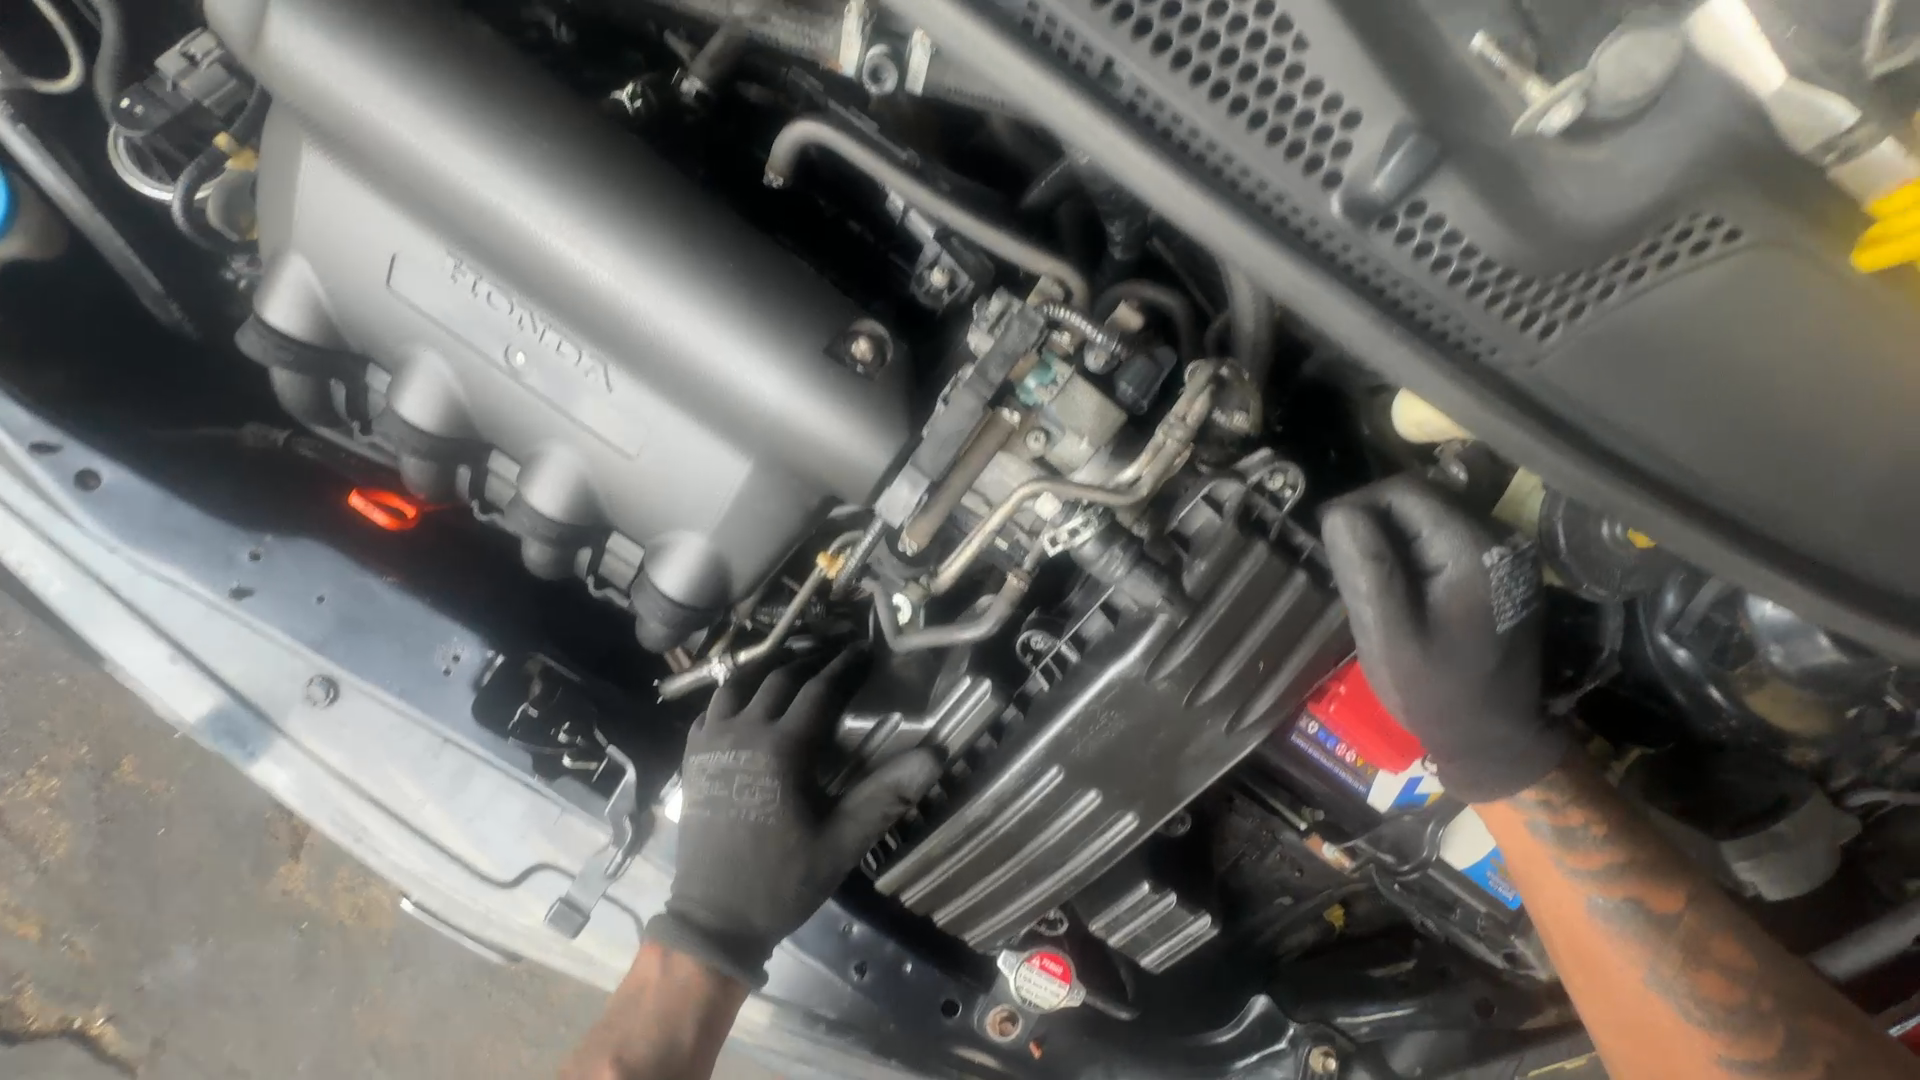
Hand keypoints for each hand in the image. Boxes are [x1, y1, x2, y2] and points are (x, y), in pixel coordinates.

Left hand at [647, 648, 943, 987]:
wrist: (715, 916)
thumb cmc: (783, 879)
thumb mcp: (843, 841)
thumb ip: (888, 794)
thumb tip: (936, 755)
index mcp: (782, 748)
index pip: (819, 690)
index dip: (844, 666)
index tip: (863, 649)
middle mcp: (744, 732)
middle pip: (779, 678)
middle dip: (810, 660)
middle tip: (835, 654)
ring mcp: (711, 743)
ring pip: (737, 685)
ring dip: (768, 670)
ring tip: (792, 666)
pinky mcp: (692, 759)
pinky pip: (710, 709)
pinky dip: (733, 696)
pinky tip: (747, 705)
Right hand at [1319, 475, 1566, 803]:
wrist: (1493, 737)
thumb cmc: (1434, 691)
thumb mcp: (1388, 635)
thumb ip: (1366, 569)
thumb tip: (1338, 511)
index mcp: (1472, 549)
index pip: (1402, 491)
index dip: (1355, 505)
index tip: (1327, 541)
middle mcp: (1498, 537)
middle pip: (1419, 496)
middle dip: (1372, 519)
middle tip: (1344, 562)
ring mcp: (1503, 552)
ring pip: (1429, 513)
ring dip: (1389, 533)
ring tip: (1366, 573)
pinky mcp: (1498, 568)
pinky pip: (1441, 535)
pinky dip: (1410, 547)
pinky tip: (1396, 581)